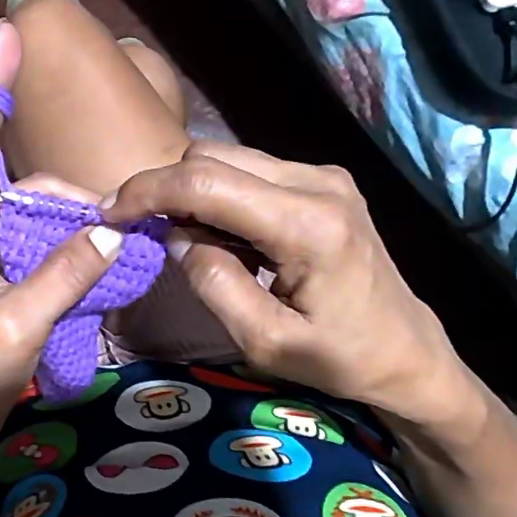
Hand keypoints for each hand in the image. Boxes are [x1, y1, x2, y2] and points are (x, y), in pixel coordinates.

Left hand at [0, 20, 124, 455]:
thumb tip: (115, 229)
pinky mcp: (3, 269)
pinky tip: (96, 261)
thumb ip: (65, 273)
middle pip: (23, 182)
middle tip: (112, 232)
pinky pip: (41, 238)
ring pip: (38, 211)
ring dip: (75, 226)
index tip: (7, 31)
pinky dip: (70, 244)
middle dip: (67, 197)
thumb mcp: (19, 323)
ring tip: (109, 257)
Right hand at [101, 142, 470, 425]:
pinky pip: (248, 170)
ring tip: (185, 239)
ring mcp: (323, 176)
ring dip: (191, 191)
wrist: (405, 351)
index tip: (110, 213)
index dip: (148, 191)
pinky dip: (217, 194)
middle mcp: (317, 183)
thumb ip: (213, 283)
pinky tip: (219, 233)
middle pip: (211, 157)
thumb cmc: (338, 358)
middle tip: (142, 231)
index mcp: (307, 226)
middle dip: (165, 189)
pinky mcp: (321, 180)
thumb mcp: (264, 340)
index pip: (206, 183)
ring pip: (227, 157)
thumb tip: (176, 236)